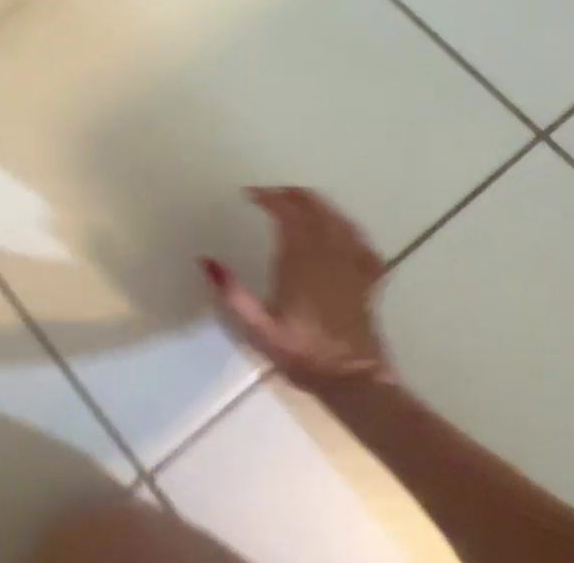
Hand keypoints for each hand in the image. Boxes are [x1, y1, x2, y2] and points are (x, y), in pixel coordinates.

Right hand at [201, 186, 392, 393]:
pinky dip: (349, 229)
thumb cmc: (301, 354)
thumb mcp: (258, 329)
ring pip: (340, 223)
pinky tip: (340, 228)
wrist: (354, 382)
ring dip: (319, 206)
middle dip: (293, 196)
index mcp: (301, 266)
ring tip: (299, 198)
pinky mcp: (367, 283)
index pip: (288, 218)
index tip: (250, 194)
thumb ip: (232, 294)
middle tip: (270, 192)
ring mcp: (353, 270)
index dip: (270, 199)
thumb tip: (206, 260)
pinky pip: (362, 245)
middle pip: (315, 213)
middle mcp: (330, 260)